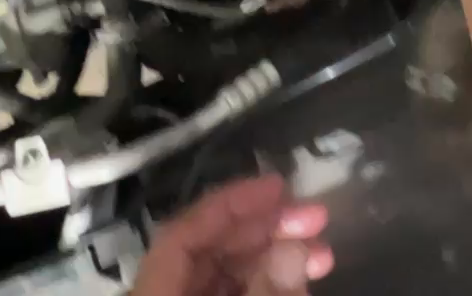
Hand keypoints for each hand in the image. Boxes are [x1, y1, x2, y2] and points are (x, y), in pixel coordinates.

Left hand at [131, 175, 334, 295]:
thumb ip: (266, 293)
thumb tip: (298, 246)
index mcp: (149, 295)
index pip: (182, 233)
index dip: (230, 204)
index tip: (279, 185)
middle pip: (207, 252)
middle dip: (264, 231)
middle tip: (316, 218)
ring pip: (223, 278)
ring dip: (273, 260)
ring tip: (322, 254)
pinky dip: (263, 287)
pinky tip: (299, 282)